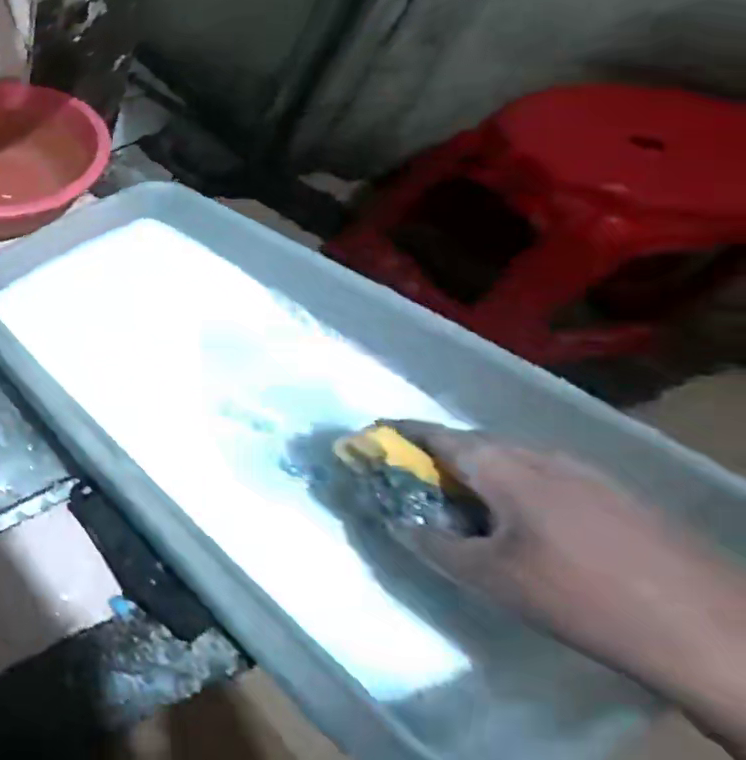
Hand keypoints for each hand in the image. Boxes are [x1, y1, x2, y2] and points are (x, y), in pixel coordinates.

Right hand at [388, 421, 745, 745]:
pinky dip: (516, 490)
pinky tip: (524, 526)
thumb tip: (397, 520)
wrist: (724, 639)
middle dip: (432, 459)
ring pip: (511, 460)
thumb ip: (429, 540)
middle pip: (468, 443)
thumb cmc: (583, 598)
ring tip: (464, 510)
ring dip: (476, 475)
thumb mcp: (487, 576)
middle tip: (411, 486)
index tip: (361, 444)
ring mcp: (589, 474)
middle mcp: (540, 454)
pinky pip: (547, 478)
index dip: (388, 435)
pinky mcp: (623, 498)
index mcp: (500, 463)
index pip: (427, 432)